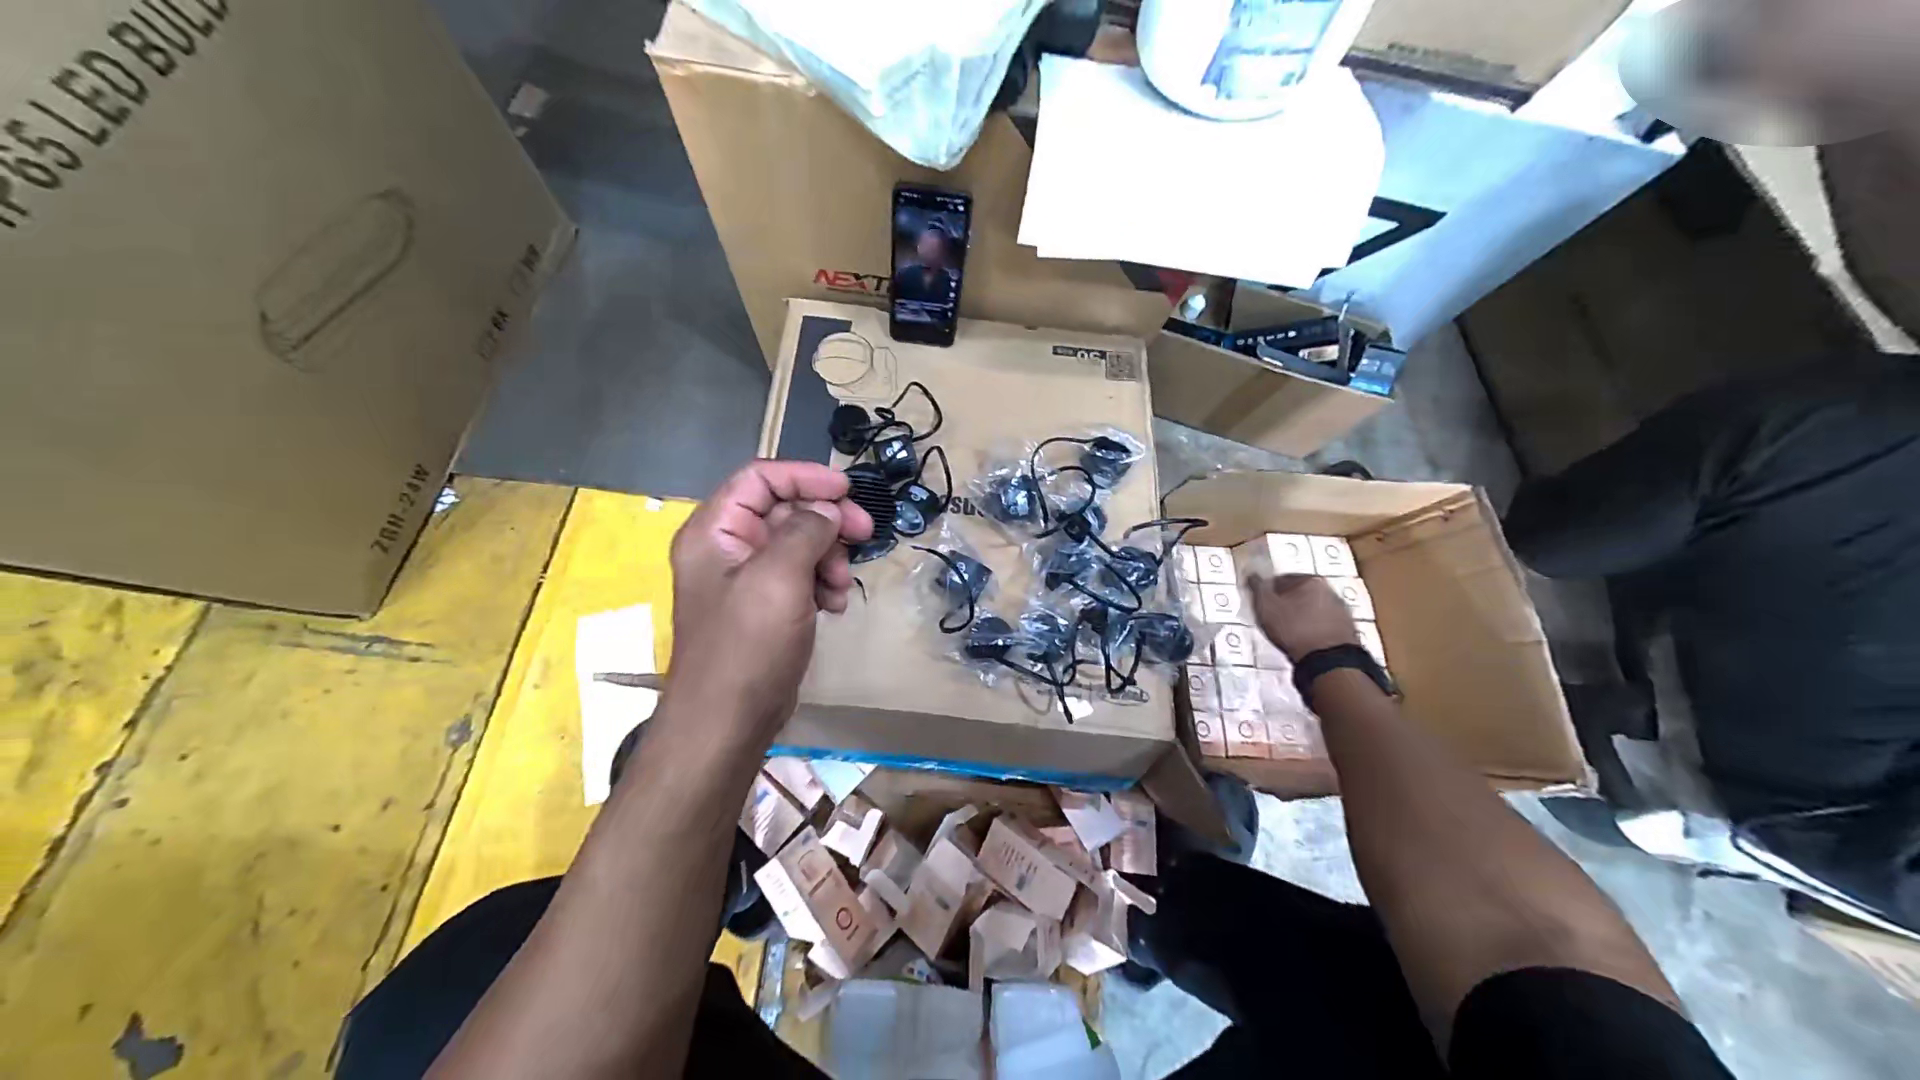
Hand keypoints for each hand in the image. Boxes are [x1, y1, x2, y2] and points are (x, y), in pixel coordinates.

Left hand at [665, 461, 873, 741]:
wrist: (727, 724)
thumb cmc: (746, 646)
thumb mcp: (778, 578)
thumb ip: (805, 530)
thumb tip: (827, 510)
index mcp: (714, 531)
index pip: (760, 479)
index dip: (804, 477)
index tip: (847, 490)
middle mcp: (726, 549)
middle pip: (785, 511)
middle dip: (827, 522)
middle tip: (865, 534)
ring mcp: (746, 580)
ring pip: (799, 545)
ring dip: (829, 558)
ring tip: (842, 587)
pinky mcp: (765, 608)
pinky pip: (800, 577)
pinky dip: (823, 584)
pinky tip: (835, 606)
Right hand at [1247, 574, 1358, 661]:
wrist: (1327, 659)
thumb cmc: (1294, 629)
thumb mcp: (1265, 607)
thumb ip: (1257, 588)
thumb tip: (1252, 576)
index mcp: (1310, 580)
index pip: (1280, 579)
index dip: (1267, 592)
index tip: (1261, 604)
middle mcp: (1329, 591)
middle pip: (1299, 593)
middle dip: (1286, 604)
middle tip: (1273, 619)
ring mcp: (1341, 610)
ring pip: (1313, 609)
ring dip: (1300, 616)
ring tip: (1288, 632)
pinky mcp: (1347, 629)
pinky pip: (1323, 624)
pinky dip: (1313, 629)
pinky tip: (1303, 640)